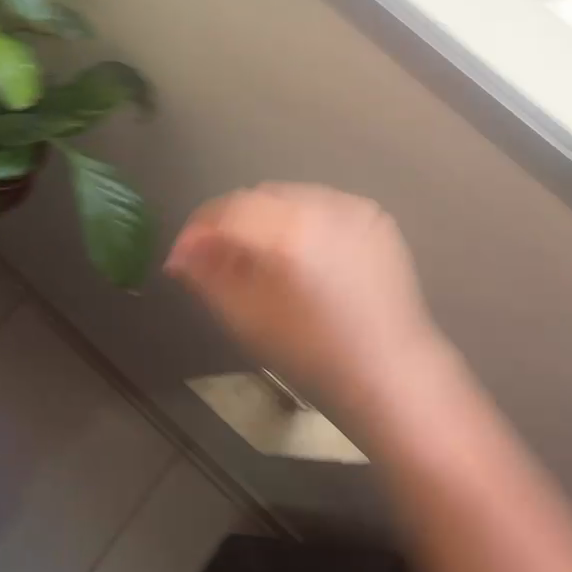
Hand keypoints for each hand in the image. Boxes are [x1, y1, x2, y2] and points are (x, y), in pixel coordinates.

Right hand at [166, 183, 447, 411]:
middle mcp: (321, 205)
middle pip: (254, 197)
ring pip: (287, 197)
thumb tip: (182, 254)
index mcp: (287, 231)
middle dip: (228, 223)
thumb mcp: (244, 318)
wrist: (390, 373)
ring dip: (263, 219)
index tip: (181, 257)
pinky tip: (298, 255)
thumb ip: (205, 275)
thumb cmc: (311, 354)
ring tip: (258, 257)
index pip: (224, 210)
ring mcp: (351, 207)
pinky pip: (321, 206)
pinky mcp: (373, 216)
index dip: (196, 231)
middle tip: (214, 258)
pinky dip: (299, 221)